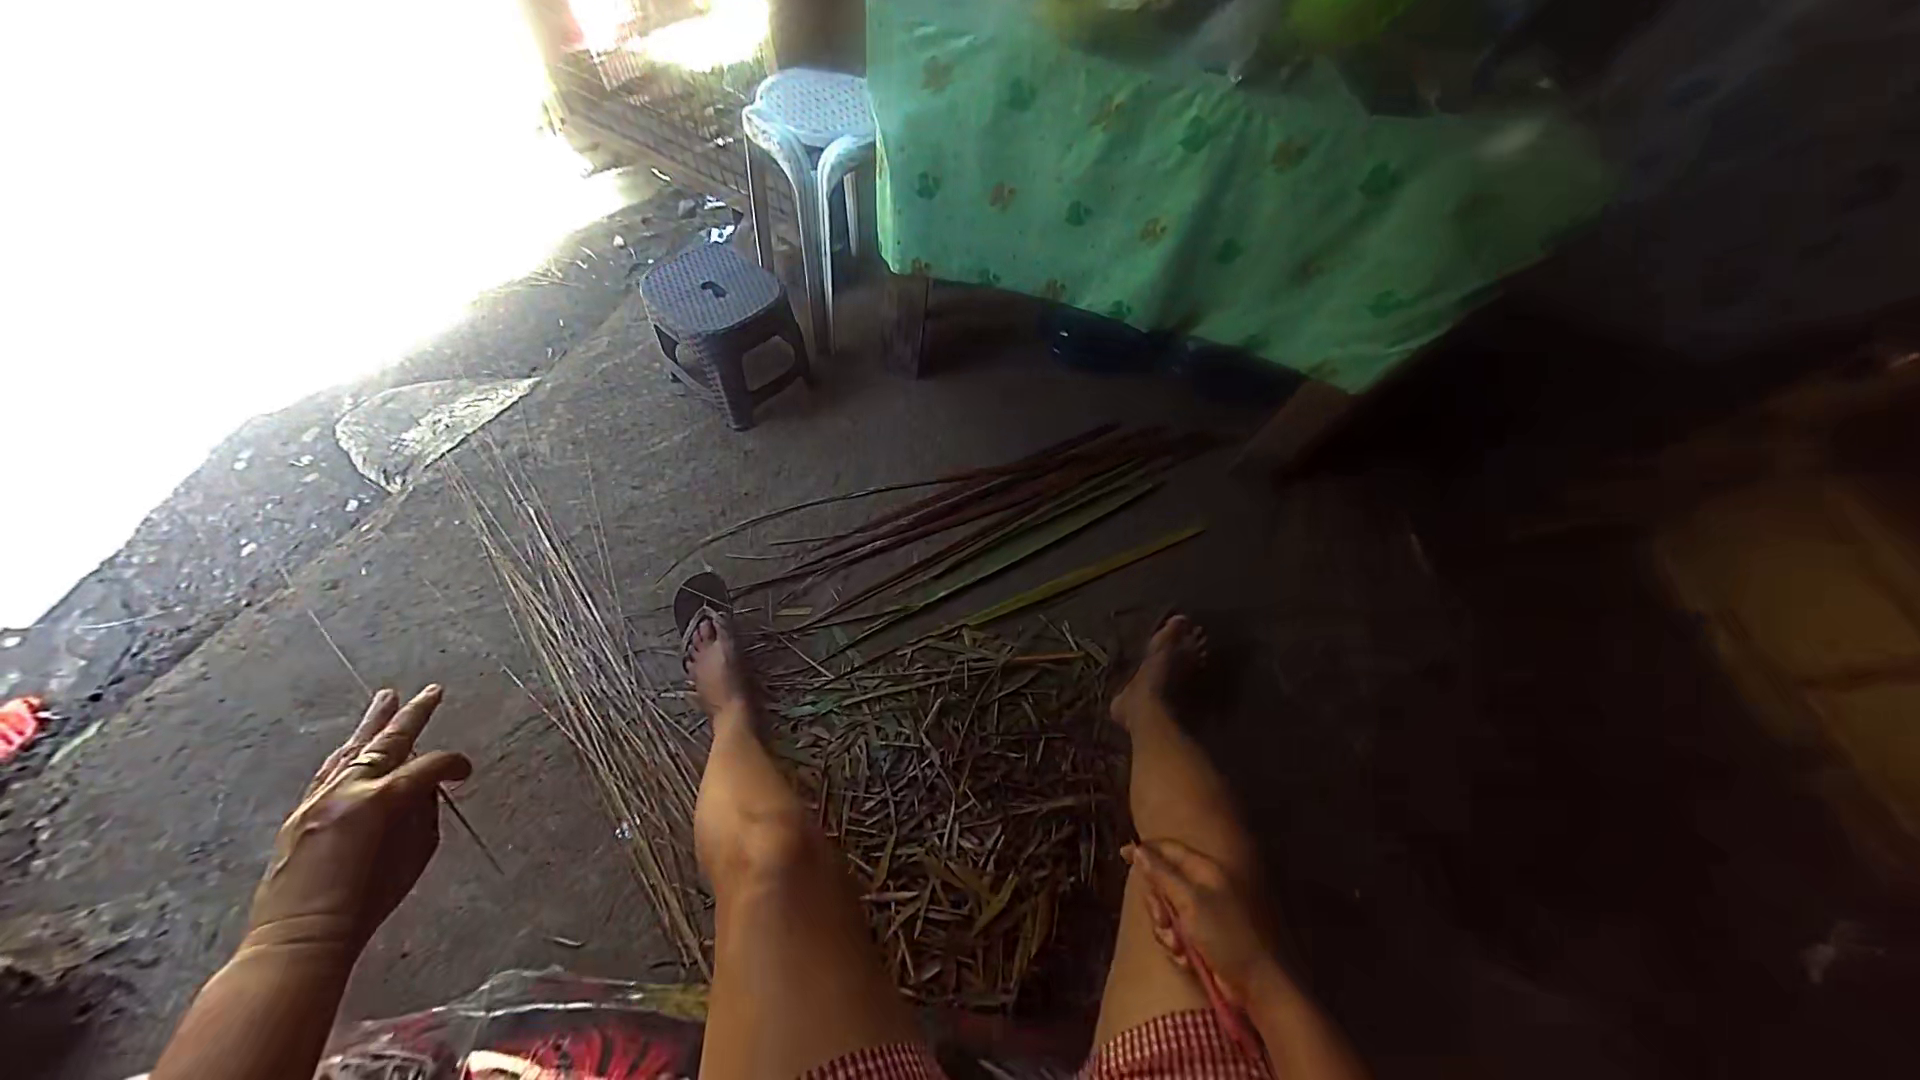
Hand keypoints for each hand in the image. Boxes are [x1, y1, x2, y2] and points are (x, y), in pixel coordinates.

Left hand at [245, 686, 471, 955]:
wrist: (300, 935)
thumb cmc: (372, 899)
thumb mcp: (418, 851)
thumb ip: (423, 811)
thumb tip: (423, 787)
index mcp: (384, 798)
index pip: (432, 765)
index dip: (455, 766)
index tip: (465, 774)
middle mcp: (349, 789)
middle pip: (389, 741)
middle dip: (415, 714)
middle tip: (432, 691)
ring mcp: (319, 798)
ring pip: (353, 749)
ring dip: (374, 723)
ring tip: (387, 698)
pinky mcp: (300, 812)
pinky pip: (329, 771)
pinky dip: (347, 752)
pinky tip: (354, 743)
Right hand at [1123, 838, 1281, 1009]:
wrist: (1256, 986)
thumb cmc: (1226, 936)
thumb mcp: (1190, 902)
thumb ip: (1162, 875)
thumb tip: (1139, 850)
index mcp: (1204, 871)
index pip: (1168, 849)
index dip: (1145, 850)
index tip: (1122, 854)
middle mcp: (1201, 887)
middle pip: (1162, 882)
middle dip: (1157, 904)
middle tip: (1163, 920)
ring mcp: (1201, 913)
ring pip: (1165, 911)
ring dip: (1166, 930)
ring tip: (1179, 946)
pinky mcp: (1200, 937)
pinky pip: (1174, 933)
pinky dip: (1176, 946)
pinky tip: (1187, 958)